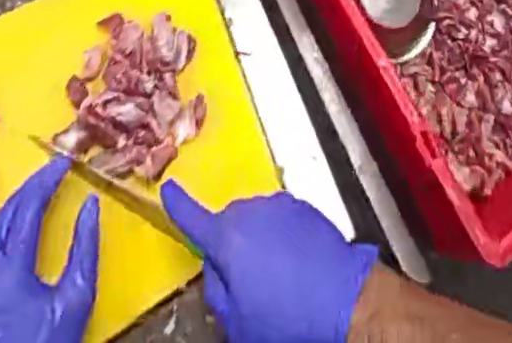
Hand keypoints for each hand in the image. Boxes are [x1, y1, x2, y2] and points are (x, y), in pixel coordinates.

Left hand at [0, 156, 99, 342]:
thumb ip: (85, 247)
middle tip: (55, 169)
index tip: (66, 161)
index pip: (28, 209)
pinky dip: (3, 225)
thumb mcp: (77, 298)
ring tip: (40, 187)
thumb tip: (91, 205)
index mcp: (9, 271)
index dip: (48, 180)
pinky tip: (16, 221)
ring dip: (16, 203)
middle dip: (32, 186)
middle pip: (6, 214)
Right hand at [162, 183, 377, 342]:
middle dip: (231, 246)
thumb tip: (218, 271)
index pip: (193, 218)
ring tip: (278, 276)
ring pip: (256, 220)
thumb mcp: (238, 322)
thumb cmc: (285, 317)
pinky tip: (297, 264)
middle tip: (246, 282)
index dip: (177, 205)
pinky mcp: (304, 205)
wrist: (344, 297)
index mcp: (227, 237)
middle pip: (229, 224)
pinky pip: (281, 219)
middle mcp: (250, 210)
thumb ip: (217, 291)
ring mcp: (279, 204)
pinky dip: (281, 235)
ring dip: (258, 240)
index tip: (167, 189)